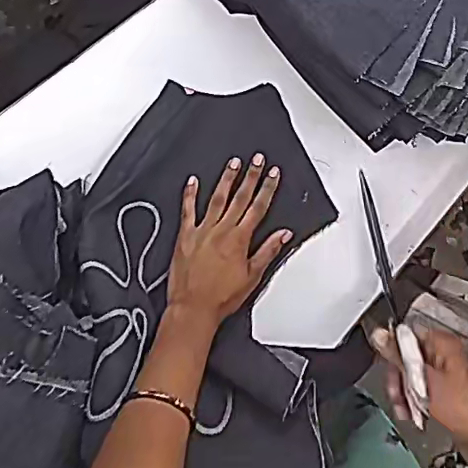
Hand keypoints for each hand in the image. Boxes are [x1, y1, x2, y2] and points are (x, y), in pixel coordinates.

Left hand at [167, 154, 291, 327]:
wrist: (193, 308)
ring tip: (233, 163)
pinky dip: (190, 194)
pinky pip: (188, 210)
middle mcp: (221, 231)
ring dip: (226, 179)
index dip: (267, 188)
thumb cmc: (221, 297)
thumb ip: (267, 251)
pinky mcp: (185, 236)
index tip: (272, 174)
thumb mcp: (252, 277)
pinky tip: (193, 181)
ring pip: (217, 198)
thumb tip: (282, 235)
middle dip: (250, 176)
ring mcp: (202, 231)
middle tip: (256, 159)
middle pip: (240, 198)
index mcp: (239, 240)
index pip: (258, 207)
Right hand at [372, 326, 467, 445]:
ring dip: (404, 393)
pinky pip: (420, 388)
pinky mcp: (444, 389)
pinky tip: (414, 413)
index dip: (394, 352)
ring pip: (411, 375)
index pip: (406, 335)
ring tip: (407, 409)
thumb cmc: (463, 409)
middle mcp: (444, 353)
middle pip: (407, 357)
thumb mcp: (423, 381)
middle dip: (399, 379)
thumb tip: (380, 336)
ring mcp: (444, 371)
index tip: (389, 368)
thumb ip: (399, 358)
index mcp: (442, 342)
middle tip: (398, 394)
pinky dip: (414, 401)